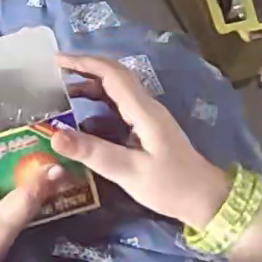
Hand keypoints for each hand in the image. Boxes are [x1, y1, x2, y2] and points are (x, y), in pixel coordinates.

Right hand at [50, 54, 232, 228]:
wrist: (207, 200)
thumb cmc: (171, 186)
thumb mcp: (129, 172)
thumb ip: (93, 152)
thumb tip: (54, 135)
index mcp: (143, 111)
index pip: (111, 74)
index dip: (83, 63)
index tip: (56, 60)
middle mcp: (145, 107)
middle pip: (113, 75)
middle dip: (83, 68)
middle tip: (53, 71)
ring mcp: (147, 117)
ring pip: (115, 91)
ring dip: (89, 87)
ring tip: (60, 94)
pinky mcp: (146, 129)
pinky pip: (117, 108)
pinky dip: (96, 106)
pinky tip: (80, 122)